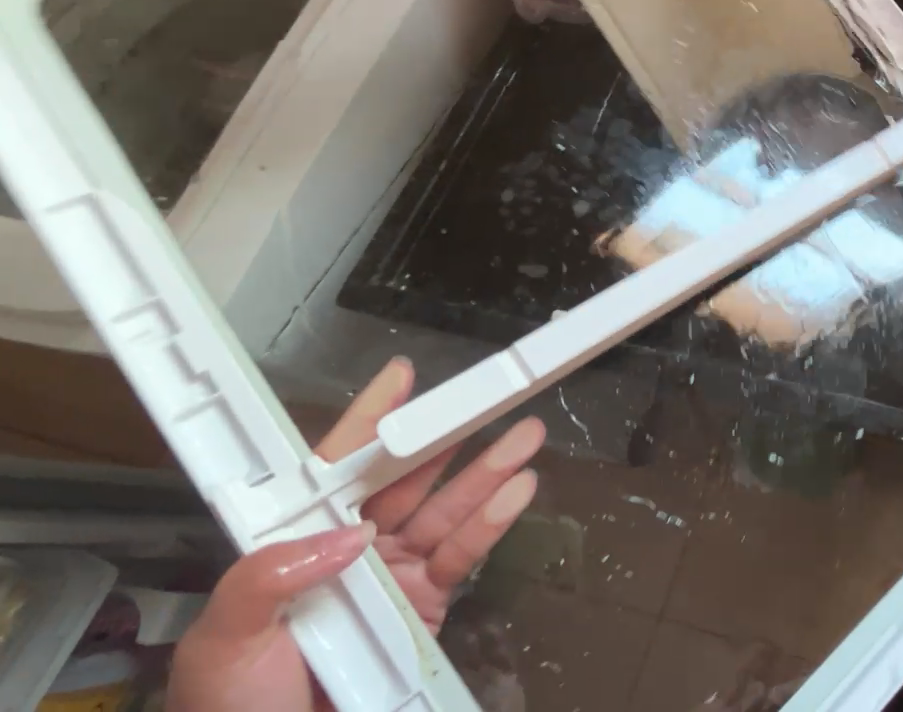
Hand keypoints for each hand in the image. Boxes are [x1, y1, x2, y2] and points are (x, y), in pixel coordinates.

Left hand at [168, 357, 544, 710]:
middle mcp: (350, 544)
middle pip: (407, 477)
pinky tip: (519, 492)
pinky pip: (465, 551)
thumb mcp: (221, 645)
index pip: (334, 469)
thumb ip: (264, 580)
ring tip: (527, 437)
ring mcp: (395, 569)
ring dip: (489, 470)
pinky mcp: (430, 597)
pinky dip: (494, 520)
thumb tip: (349, 534)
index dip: (370, 422)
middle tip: (489, 396)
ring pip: (448, 507)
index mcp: (296, 542)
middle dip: (450, 435)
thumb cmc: (234, 707)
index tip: (403, 377)